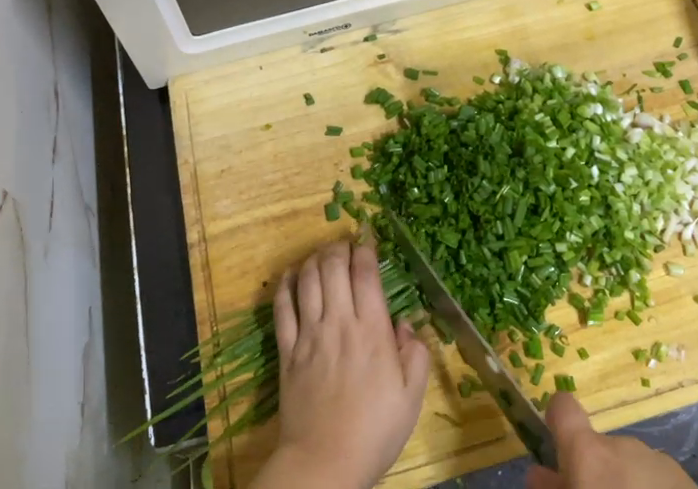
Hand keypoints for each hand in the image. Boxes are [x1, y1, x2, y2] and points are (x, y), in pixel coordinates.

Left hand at [251, 238, 430, 488]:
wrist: (325, 460)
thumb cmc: (375, 430)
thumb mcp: (411, 398)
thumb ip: (414, 355)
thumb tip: (407, 325)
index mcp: (371, 331)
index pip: (365, 273)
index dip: (366, 248)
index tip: (368, 237)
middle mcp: (338, 322)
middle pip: (333, 267)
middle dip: (339, 247)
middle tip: (345, 243)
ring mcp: (308, 334)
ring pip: (308, 279)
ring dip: (315, 259)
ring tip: (323, 254)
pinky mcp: (286, 350)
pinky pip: (282, 307)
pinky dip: (286, 284)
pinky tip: (291, 275)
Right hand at [527, 392, 697, 488]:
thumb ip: (551, 488)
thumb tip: (538, 474)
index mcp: (588, 450)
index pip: (563, 407)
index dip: (558, 420)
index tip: (556, 444)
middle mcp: (623, 444)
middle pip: (599, 447)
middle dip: (596, 472)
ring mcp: (659, 461)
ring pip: (631, 465)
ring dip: (625, 484)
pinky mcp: (688, 480)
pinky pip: (658, 480)